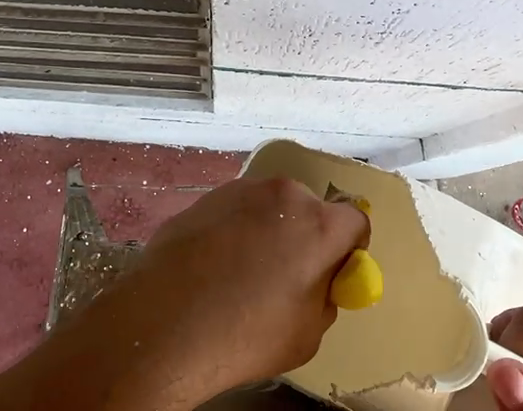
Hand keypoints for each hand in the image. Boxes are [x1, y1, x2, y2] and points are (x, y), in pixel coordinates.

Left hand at [111, 175, 371, 395]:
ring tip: (244, 272)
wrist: (166, 319)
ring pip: (271, 207)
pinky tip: (216, 264)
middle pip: (310, 209)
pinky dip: (236, 229)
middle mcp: (285, 194)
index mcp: (320, 225)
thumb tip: (320, 279)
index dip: (350, 247)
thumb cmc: (246, 333)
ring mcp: (242, 189)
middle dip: (306, 236)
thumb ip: (325, 296)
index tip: (335, 271)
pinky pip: (237, 210)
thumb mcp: (308, 332)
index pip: (355, 220)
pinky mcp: (208, 195)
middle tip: (287, 275)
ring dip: (269, 229)